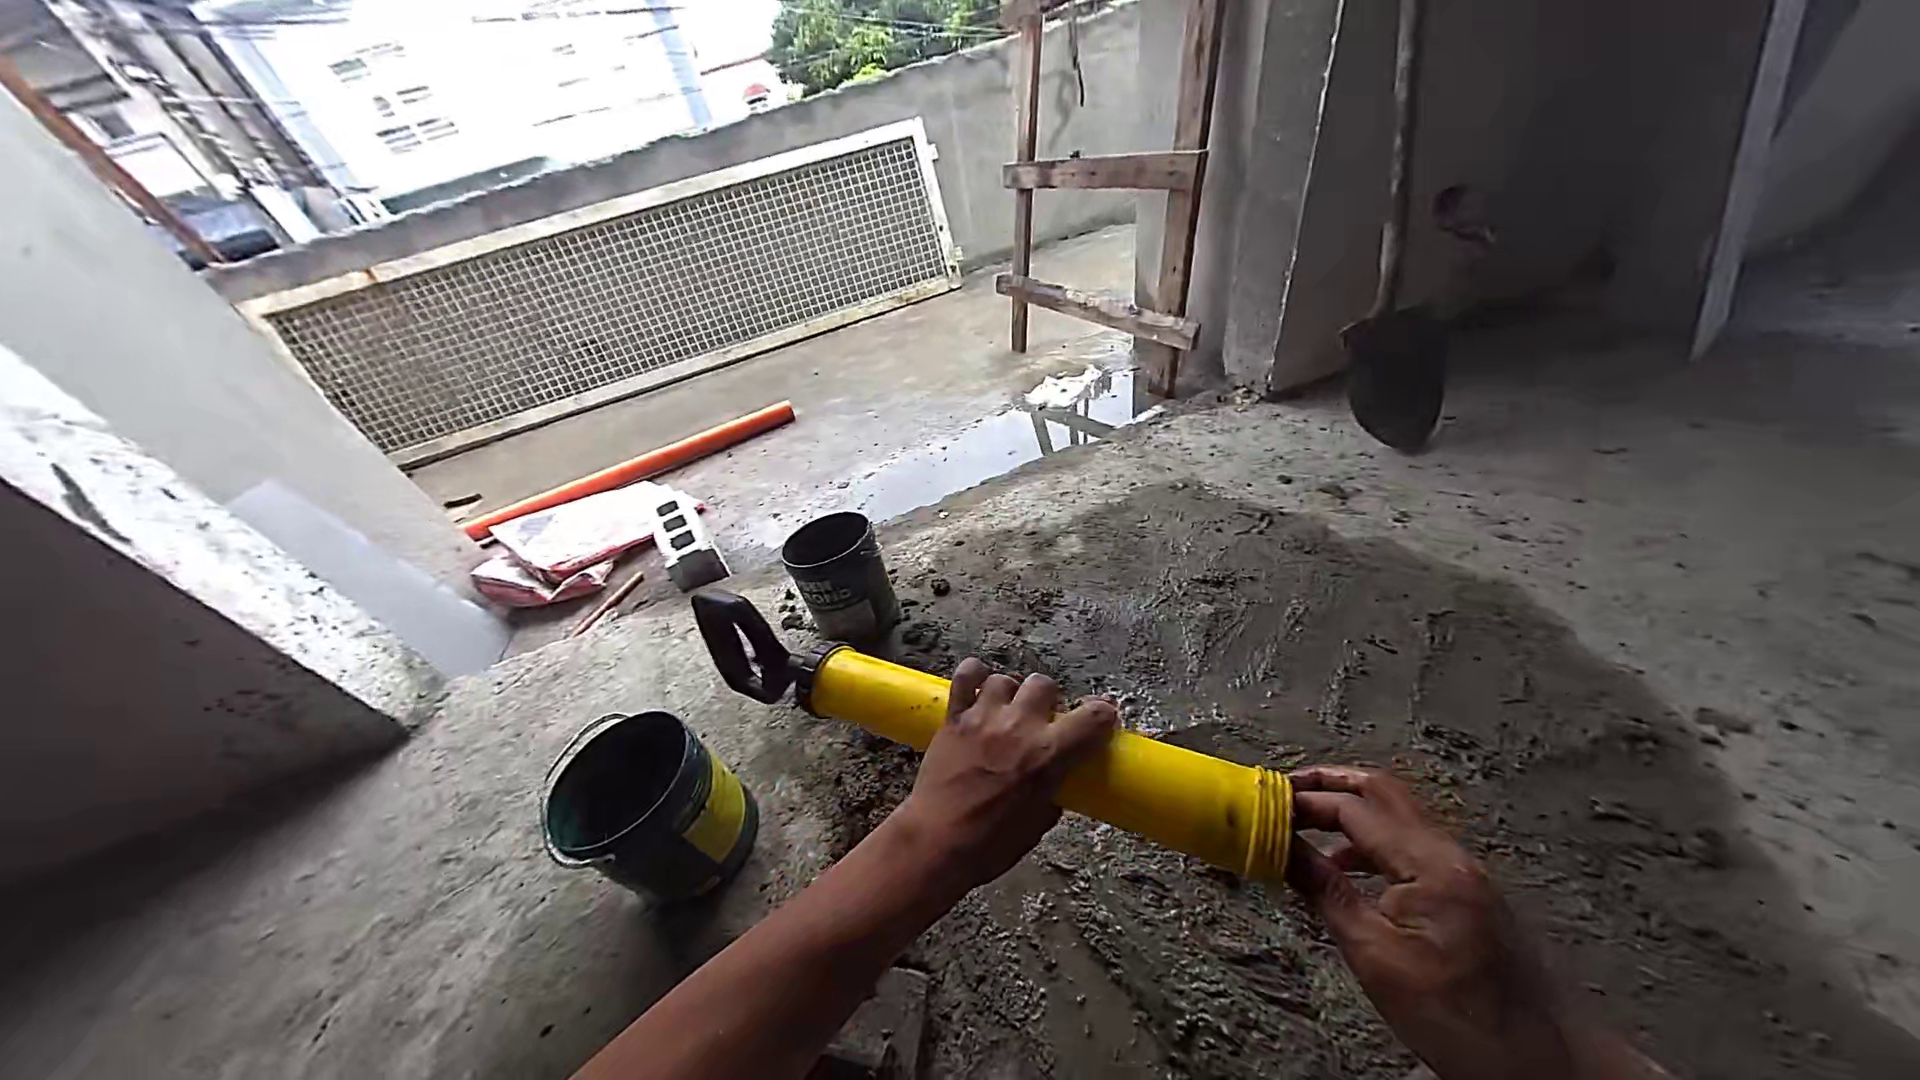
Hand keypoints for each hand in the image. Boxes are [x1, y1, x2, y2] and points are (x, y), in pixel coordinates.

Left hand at [884, 659, 1116, 896]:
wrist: (937, 842)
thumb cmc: (990, 843)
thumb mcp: (1039, 822)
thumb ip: (1052, 789)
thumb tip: (1055, 776)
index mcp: (1048, 755)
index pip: (1094, 717)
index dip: (1103, 715)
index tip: (1099, 720)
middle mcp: (1019, 726)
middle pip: (1045, 684)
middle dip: (1048, 700)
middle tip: (1041, 720)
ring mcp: (984, 717)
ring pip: (1006, 678)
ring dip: (1011, 693)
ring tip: (1006, 711)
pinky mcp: (955, 717)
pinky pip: (966, 676)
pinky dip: (974, 674)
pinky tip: (978, 686)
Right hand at [1287, 766, 1665, 1079]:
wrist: (1558, 1073)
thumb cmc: (1461, 1020)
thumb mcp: (1377, 958)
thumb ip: (1326, 892)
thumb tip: (1281, 846)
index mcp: (1429, 865)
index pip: (1352, 808)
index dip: (1302, 801)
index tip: (1263, 807)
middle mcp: (1449, 854)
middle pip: (1380, 791)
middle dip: (1327, 783)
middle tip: (1283, 792)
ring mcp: (1463, 870)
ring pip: (1396, 814)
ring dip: (1347, 810)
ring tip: (1305, 828)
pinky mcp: (1468, 891)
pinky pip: (1408, 844)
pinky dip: (1369, 840)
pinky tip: (1347, 869)